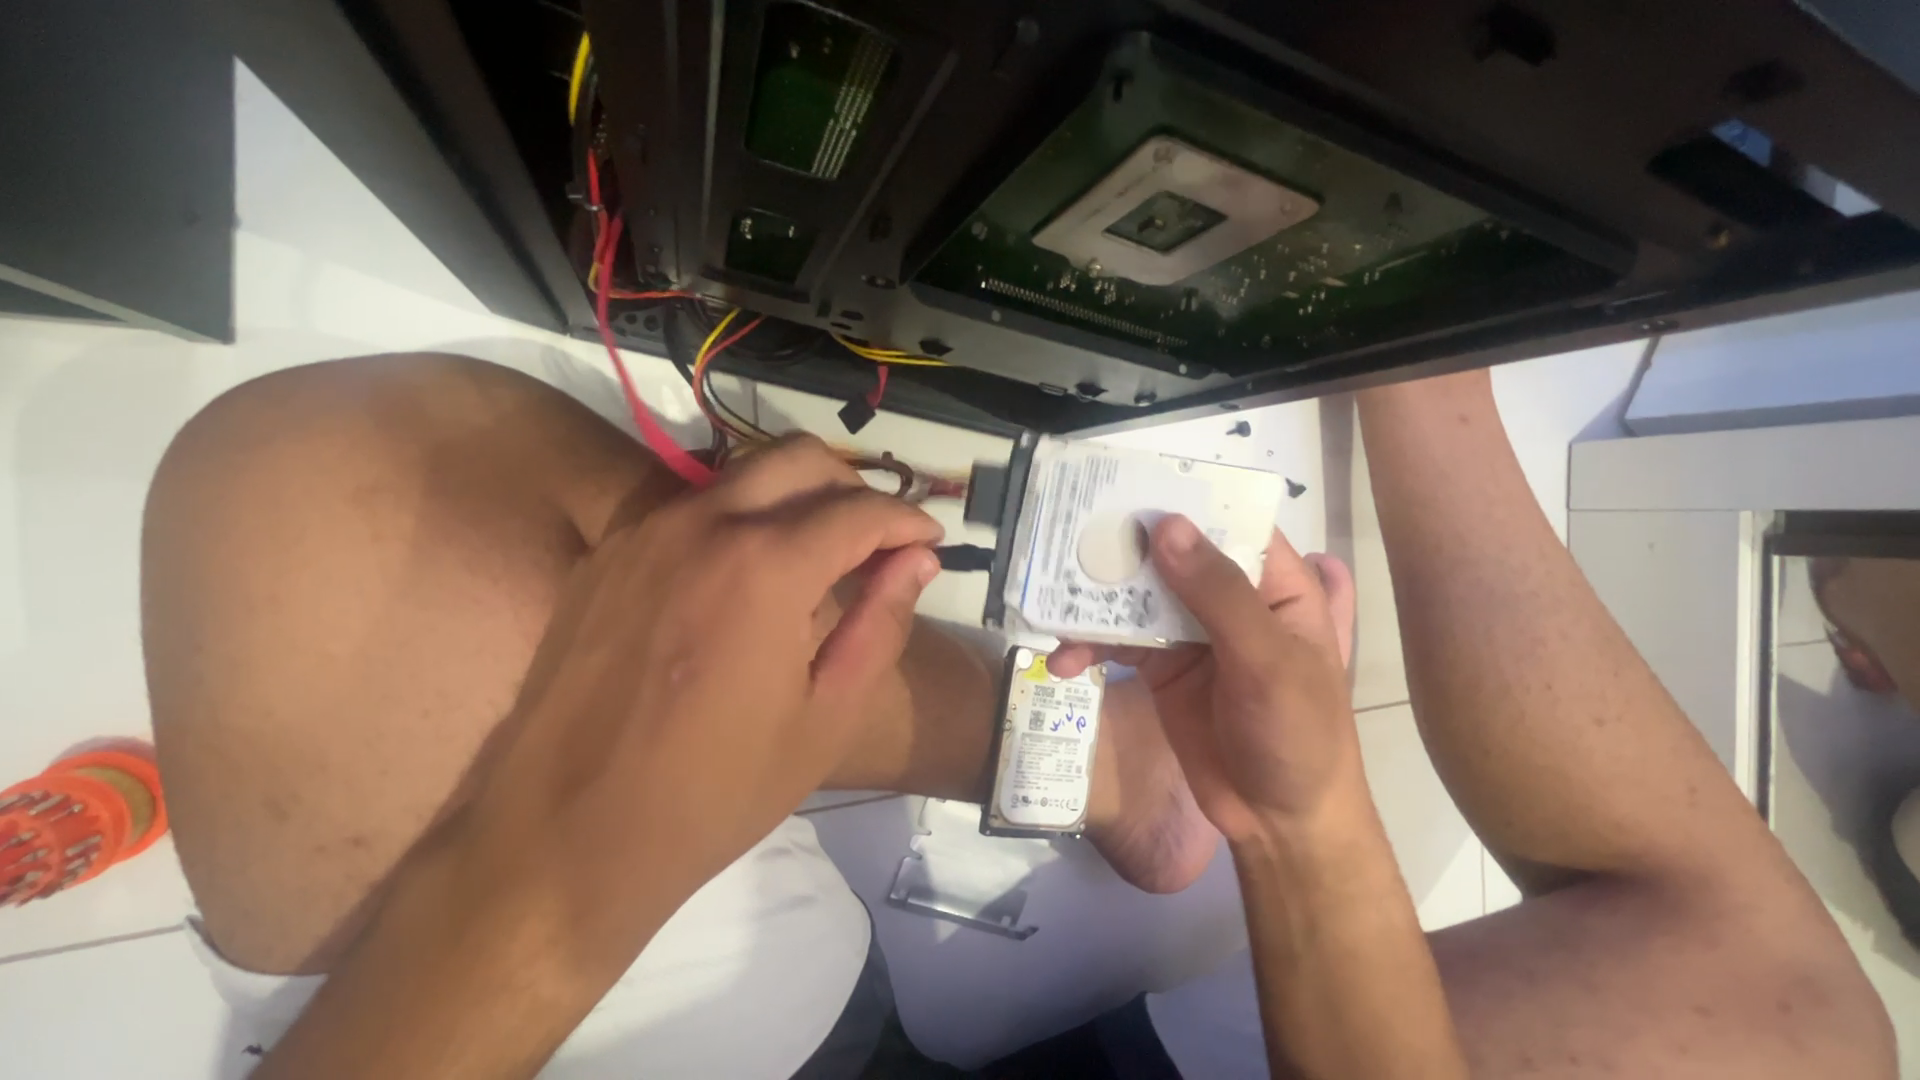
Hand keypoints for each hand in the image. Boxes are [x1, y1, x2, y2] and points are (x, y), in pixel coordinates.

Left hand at [444, 435, 942, 986]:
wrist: (568, 832)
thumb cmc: (716, 791)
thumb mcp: (827, 719)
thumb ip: (882, 624)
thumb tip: (917, 559)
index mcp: (767, 567)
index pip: (860, 510)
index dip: (909, 520)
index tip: (931, 541)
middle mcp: (704, 523)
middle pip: (801, 459)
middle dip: (855, 488)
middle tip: (880, 540)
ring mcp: (647, 530)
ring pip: (744, 473)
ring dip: (797, 495)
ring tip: (822, 553)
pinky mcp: (610, 552)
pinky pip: (693, 505)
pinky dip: (741, 516)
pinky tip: (748, 574)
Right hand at [1051, 516, 1356, 846]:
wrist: (1279, 822)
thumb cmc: (1298, 735)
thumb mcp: (1267, 662)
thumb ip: (1218, 594)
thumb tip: (1165, 526)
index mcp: (1275, 584)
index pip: (1229, 523)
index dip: (1183, 501)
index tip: (1127, 486)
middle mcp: (1230, 598)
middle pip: (1171, 555)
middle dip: (1122, 550)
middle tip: (1067, 540)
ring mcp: (1193, 632)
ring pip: (1137, 596)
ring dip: (1095, 601)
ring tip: (1052, 608)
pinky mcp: (1162, 666)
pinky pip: (1119, 641)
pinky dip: (1089, 646)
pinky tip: (1063, 662)